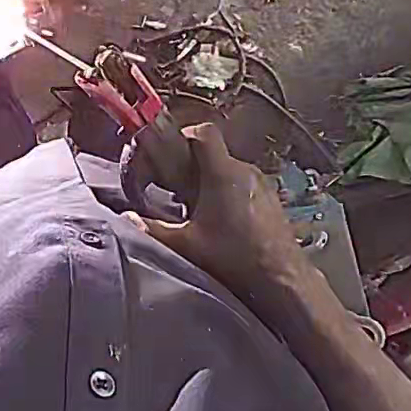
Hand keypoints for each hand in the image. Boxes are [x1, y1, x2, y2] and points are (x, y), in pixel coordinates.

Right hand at [125, 124, 319, 308]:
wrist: (281, 277)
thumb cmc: (235, 257)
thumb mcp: (187, 244)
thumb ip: (154, 229)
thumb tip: (128, 218)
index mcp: (222, 174)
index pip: (205, 133)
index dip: (186, 134)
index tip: (171, 150)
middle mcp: (244, 171)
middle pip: (214, 152)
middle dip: (193, 165)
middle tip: (176, 187)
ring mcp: (261, 183)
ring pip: (229, 168)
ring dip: (211, 179)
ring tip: (197, 207)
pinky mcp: (270, 197)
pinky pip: (243, 183)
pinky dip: (228, 191)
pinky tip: (221, 219)